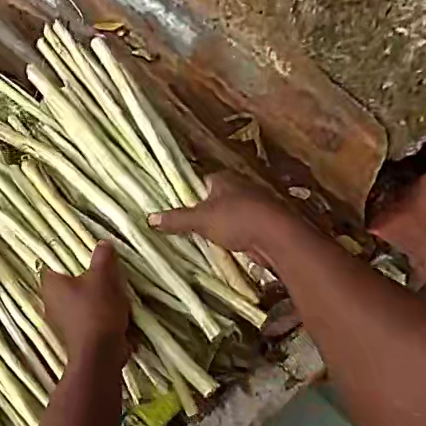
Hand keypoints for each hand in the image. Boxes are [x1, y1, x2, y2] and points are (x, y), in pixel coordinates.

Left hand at [40, 242, 131, 369]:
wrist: (100, 354)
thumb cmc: (97, 310)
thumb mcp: (104, 276)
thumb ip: (103, 257)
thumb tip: (103, 243)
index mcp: (49, 285)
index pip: (51, 263)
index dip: (66, 257)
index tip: (84, 256)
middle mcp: (48, 303)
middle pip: (66, 284)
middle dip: (83, 279)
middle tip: (103, 272)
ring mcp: (60, 323)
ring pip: (76, 302)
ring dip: (92, 298)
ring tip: (113, 292)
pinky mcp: (74, 337)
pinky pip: (85, 318)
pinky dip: (97, 315)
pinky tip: (114, 312)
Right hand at [148, 173, 299, 260]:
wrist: (276, 236)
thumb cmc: (236, 219)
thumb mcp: (200, 220)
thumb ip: (176, 219)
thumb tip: (149, 218)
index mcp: (224, 178)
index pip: (202, 182)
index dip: (191, 194)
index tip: (181, 210)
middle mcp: (241, 186)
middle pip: (217, 198)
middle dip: (207, 211)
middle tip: (191, 228)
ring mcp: (255, 204)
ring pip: (232, 213)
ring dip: (223, 225)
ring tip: (208, 240)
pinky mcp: (265, 223)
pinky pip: (244, 228)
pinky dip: (237, 236)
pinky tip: (230, 246)